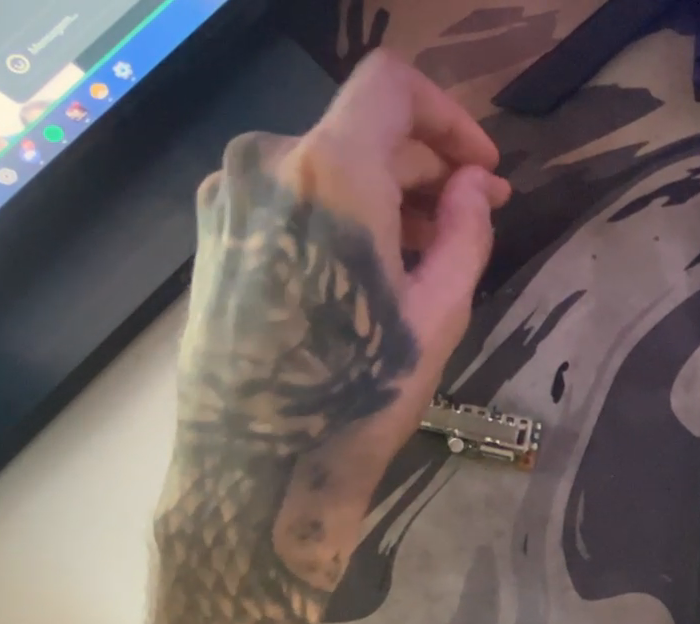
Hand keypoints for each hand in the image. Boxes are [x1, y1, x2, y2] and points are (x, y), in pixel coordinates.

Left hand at [171, 51, 508, 613]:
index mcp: (330, 172)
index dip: (451, 117)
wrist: (258, 460)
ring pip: (327, 164)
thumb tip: (477, 186)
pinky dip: (342, 213)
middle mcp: (268, 161)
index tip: (484, 169)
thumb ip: (467, 233)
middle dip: (428, 168)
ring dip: (387, 195)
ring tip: (429, 255)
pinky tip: (370, 268)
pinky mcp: (215, 231)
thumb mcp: (438, 314)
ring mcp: (230, 195)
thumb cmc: (361, 391)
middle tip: (475, 218)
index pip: (393, 88)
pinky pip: (293, 195)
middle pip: (363, 131)